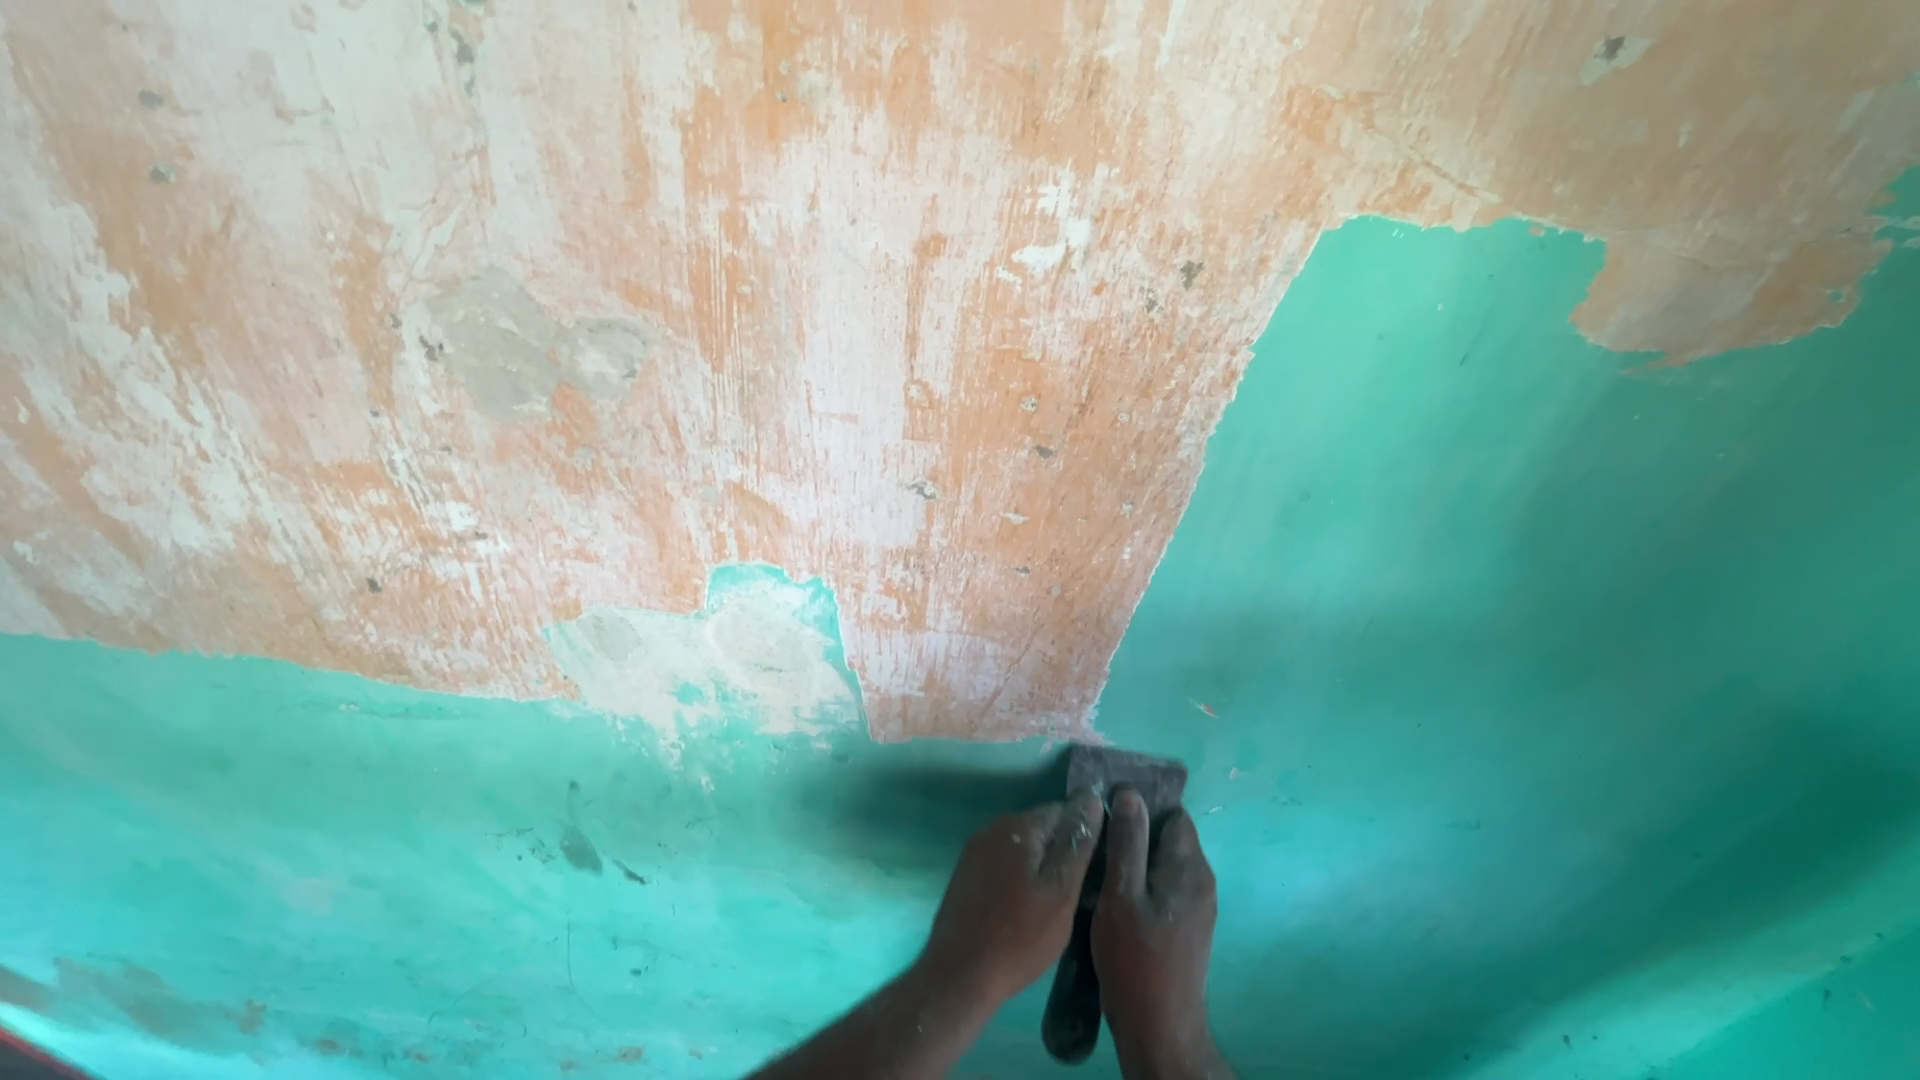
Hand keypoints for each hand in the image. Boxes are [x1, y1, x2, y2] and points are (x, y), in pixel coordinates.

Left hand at [919, 791, 1104, 1004]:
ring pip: (1022, 847)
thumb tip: (1091, 798)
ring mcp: (975, 850)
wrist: (961, 973)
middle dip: (1060, 851)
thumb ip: (1077, 844)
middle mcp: (993, 828)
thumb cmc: (1020, 936)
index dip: (1084, 836)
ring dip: (1039, 866)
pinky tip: (1024, 907)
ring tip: (1052, 903)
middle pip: (1041, 827)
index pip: (1064, 811)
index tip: (1093, 868)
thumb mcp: (1061, 892)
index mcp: (1019, 825)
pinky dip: (1018, 877)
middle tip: (1075, 892)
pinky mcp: (966, 873)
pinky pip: (1003, 863)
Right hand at [1092, 788, 1229, 1078]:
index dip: (1139, 807)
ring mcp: (1199, 905)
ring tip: (1100, 870)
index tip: (1105, 814)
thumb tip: (1129, 793)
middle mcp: (1201, 880)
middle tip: (1096, 844)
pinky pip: (1166, 886)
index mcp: (1189, 866)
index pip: (1171, 814)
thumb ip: (1127, 842)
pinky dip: (1143, 883)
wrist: (1159, 1026)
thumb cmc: (1135, 958)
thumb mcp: (1121, 894)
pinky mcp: (1190, 925)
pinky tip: (1116, 898)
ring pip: (1165, 863)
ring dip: (1136, 860)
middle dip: (1135, 834)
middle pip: (1169, 837)